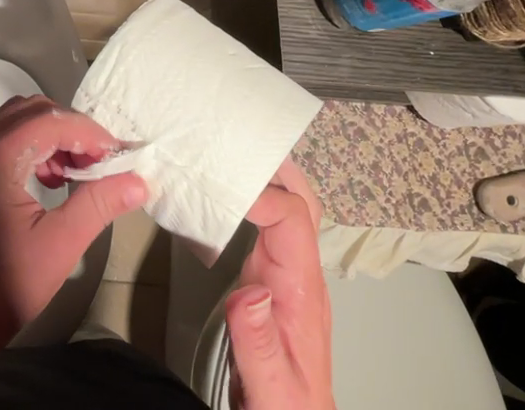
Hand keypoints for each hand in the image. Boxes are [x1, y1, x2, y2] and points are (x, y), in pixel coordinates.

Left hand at [0, 95, 146, 339]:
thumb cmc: (10, 280)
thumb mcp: (63, 242)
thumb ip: (100, 202)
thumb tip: (141, 180)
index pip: (50, 121)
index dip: (89, 133)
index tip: (119, 157)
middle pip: (34, 111)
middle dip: (72, 129)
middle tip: (101, 161)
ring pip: (21, 121)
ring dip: (55, 135)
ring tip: (81, 171)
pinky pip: (10, 139)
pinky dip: (38, 147)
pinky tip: (57, 179)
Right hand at [226, 160, 334, 409]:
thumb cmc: (285, 407)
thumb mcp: (270, 386)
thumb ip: (256, 341)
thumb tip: (249, 290)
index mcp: (301, 290)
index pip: (292, 220)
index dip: (262, 195)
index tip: (223, 184)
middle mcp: (300, 273)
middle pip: (302, 203)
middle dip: (275, 167)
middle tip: (235, 141)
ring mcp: (288, 273)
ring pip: (289, 209)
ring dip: (266, 177)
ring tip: (227, 153)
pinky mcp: (272, 278)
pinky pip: (270, 226)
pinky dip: (252, 200)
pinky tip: (225, 192)